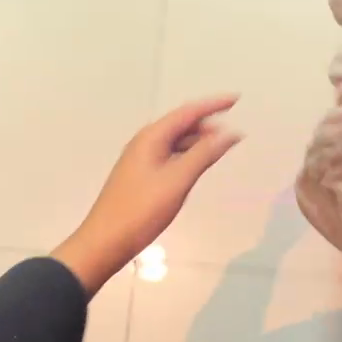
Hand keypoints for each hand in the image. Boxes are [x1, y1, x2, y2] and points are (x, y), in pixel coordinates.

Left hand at [52, 96, 242, 294]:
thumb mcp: (178, 180)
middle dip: (208, 124)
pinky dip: (188, 156)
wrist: (104, 242)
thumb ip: (204, 154)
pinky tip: (197, 166)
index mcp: (151, 137)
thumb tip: (229, 133)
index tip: (237, 99)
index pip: (188, 112)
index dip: (213, 104)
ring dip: (199, 141)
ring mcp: (141, 159)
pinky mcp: (141, 176)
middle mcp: (145, 142)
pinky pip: (170, 156)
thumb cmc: (141, 210)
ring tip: (221, 148)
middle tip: (233, 132)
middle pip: (181, 124)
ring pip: (176, 142)